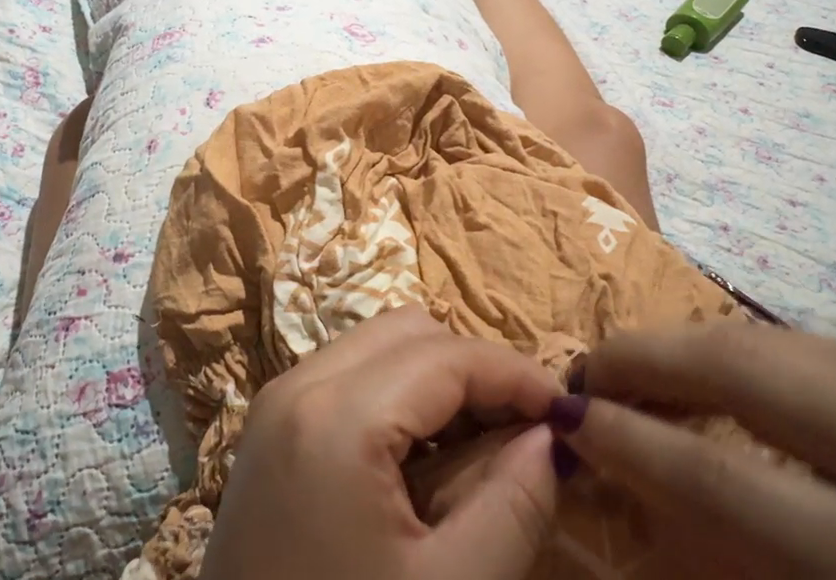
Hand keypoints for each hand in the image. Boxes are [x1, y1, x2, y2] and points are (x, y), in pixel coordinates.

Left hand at [201, 308, 563, 579]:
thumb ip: (513, 503)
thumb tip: (550, 437)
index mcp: (336, 416)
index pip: (447, 354)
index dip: (517, 374)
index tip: (567, 415)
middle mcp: (296, 386)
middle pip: (407, 331)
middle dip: (474, 369)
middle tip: (523, 432)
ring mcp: (274, 405)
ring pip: (375, 346)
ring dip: (436, 380)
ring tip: (482, 447)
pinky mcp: (267, 432)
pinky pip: (345, 377)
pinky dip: (396, 395)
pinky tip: (425, 459)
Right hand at [550, 326, 835, 579]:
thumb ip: (718, 539)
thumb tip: (620, 460)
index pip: (720, 477)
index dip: (626, 440)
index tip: (565, 420)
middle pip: (745, 367)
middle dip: (645, 358)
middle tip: (588, 375)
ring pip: (773, 337)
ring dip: (687, 347)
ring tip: (641, 375)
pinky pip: (809, 345)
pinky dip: (743, 353)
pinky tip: (719, 379)